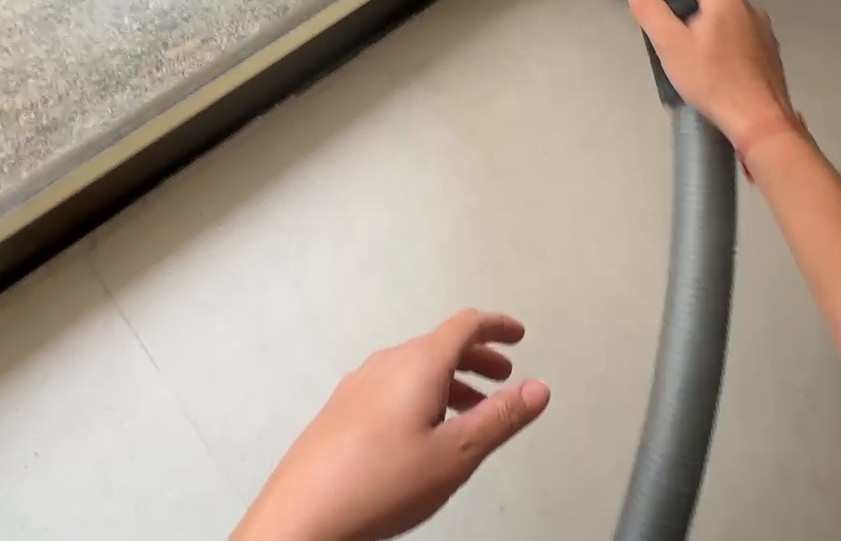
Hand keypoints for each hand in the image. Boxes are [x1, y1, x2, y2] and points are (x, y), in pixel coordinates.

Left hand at [233, 311, 550, 540]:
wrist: (301, 516)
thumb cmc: (384, 480)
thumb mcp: (456, 456)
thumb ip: (500, 419)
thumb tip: (539, 387)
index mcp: (419, 362)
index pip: (465, 325)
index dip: (496, 325)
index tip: (519, 334)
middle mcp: (389, 361)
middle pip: (441, 344)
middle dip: (477, 356)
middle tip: (503, 377)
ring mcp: (360, 382)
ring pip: (416, 367)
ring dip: (451, 380)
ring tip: (471, 411)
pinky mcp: (342, 407)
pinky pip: (394, 384)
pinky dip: (423, 392)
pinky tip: (423, 429)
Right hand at [627, 0, 805, 157]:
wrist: (761, 119)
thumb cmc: (714, 81)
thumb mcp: (672, 47)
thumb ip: (653, 13)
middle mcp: (746, 5)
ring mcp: (760, 27)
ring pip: (726, 5)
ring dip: (705, 4)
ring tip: (685, 18)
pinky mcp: (766, 48)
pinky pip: (737, 25)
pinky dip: (719, 24)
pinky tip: (711, 46)